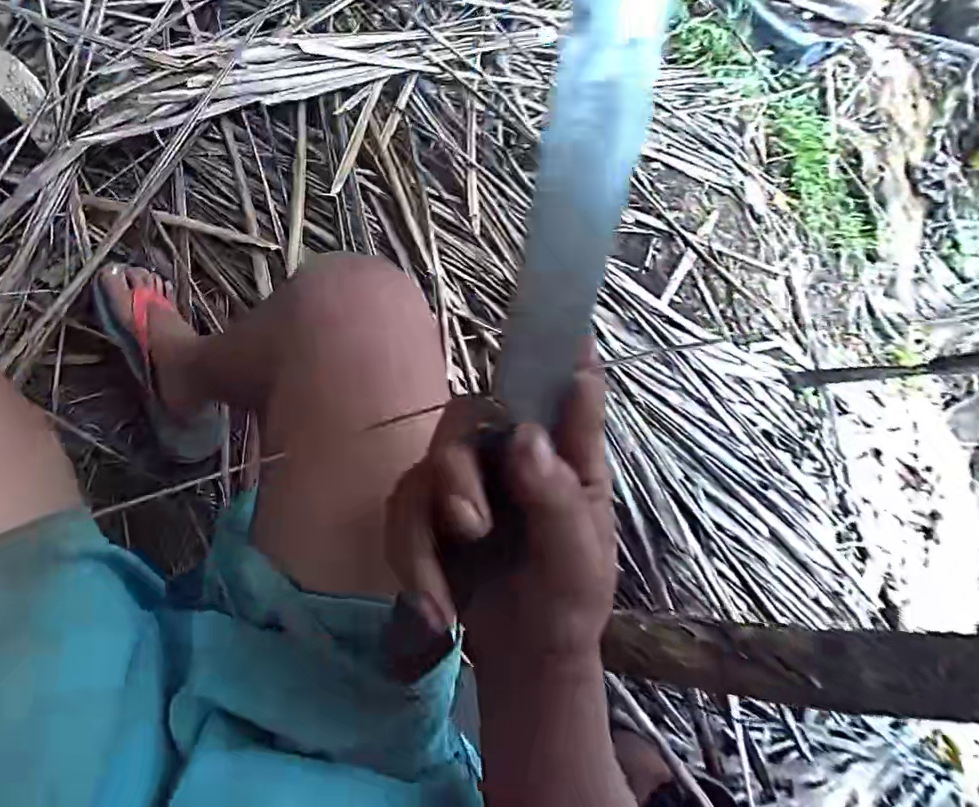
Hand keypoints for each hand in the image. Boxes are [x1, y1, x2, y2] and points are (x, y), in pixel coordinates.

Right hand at [386, 361, 617, 670]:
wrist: (519, 655)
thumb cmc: (565, 600)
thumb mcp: (578, 562)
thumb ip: (556, 500)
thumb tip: (525, 437)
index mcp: (558, 455)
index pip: (558, 391)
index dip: (557, 351)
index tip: (563, 323)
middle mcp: (506, 452)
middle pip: (467, 419)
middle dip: (457, 471)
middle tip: (468, 523)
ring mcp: (462, 478)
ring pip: (427, 465)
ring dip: (427, 530)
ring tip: (442, 599)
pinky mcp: (425, 507)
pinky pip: (400, 510)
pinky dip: (411, 560)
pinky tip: (433, 607)